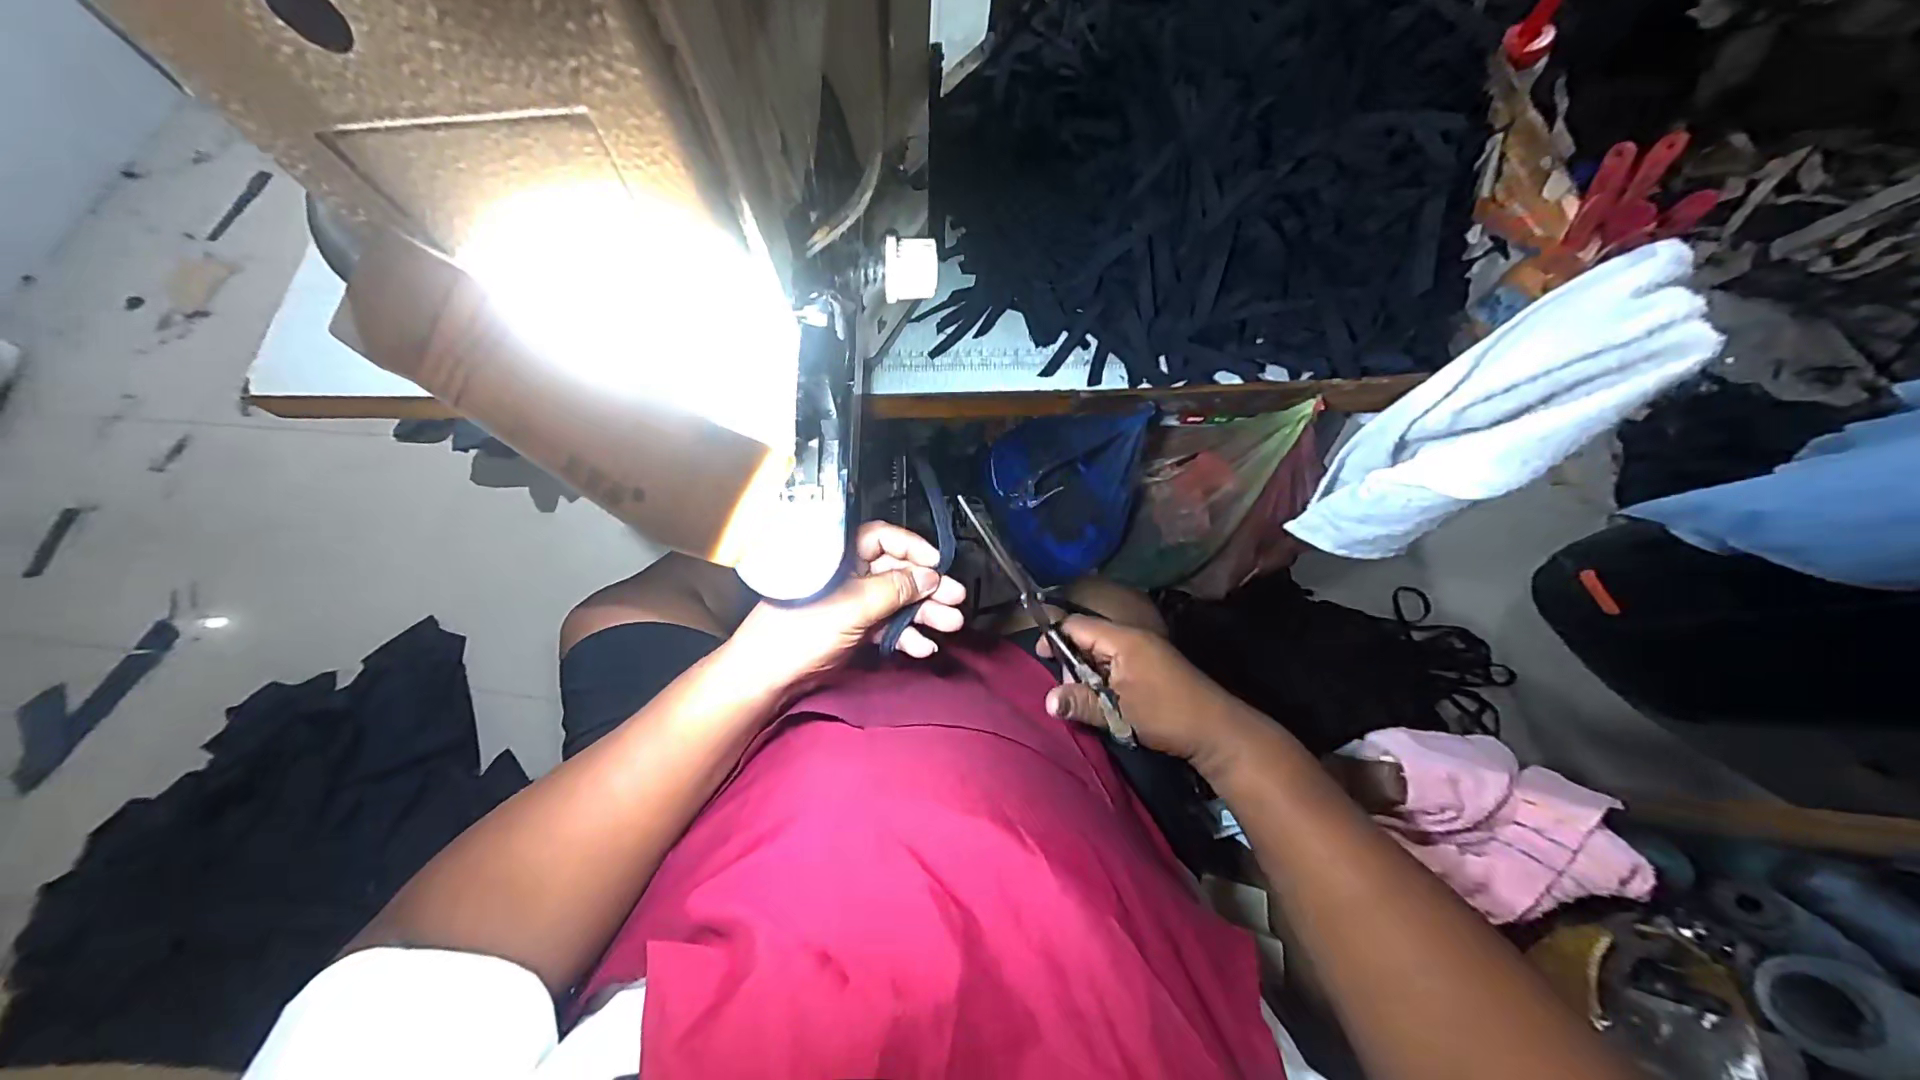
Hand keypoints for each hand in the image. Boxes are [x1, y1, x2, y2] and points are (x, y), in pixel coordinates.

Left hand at [724, 522, 966, 693]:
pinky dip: (905, 635)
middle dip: (926, 586)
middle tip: (953, 597)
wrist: (767, 677)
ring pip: (895, 601)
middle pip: (895, 571)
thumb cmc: (793, 634)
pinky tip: (922, 645)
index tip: (936, 563)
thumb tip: (927, 576)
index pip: (881, 538)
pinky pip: (886, 626)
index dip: (912, 548)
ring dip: (923, 612)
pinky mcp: (852, 628)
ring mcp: (849, 602)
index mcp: (838, 556)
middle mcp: (846, 575)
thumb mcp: (852, 606)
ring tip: (949, 623)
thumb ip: (894, 589)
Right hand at [1039, 615, 1263, 775]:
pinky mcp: (1154, 668)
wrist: (1218, 731)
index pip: (1077, 625)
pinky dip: (1105, 679)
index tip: (1042, 658)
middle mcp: (1134, 638)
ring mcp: (1146, 652)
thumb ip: (1081, 701)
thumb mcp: (1118, 711)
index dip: (1055, 638)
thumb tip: (1047, 700)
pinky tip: (1104, 700)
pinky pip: (1118, 664)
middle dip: (1071, 661)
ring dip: (1089, 673)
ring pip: (1102, 654)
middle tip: (1066, 688)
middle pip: (1089, 638)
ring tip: (1083, 698)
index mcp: (1123, 639)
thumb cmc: (1166, 714)